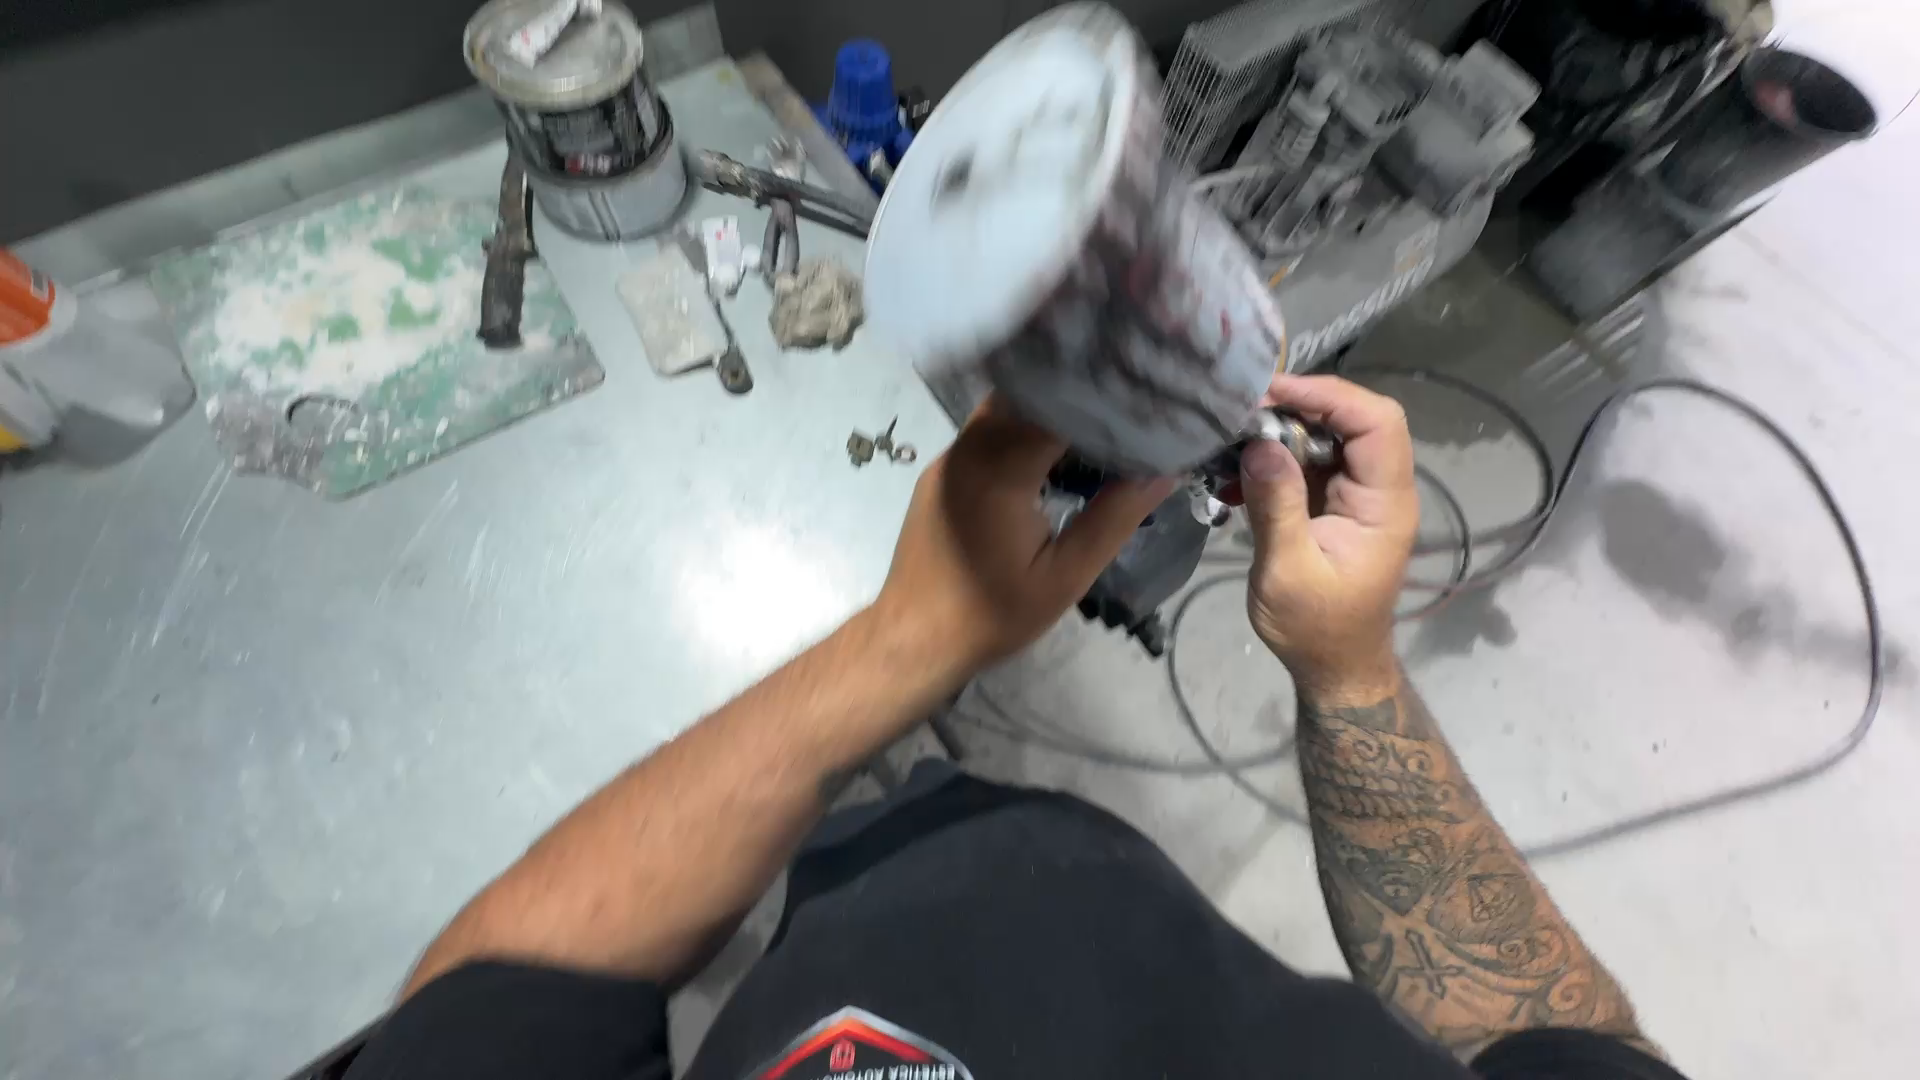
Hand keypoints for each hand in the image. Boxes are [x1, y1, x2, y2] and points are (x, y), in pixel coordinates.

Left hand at [871, 398, 1176, 683]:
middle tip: (1125, 406)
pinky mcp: (940, 474)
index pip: (1056, 403)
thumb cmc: (991, 614)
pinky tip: (1050, 456)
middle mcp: (967, 450)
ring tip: (1094, 428)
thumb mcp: (1065, 576)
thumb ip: (1114, 519)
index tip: (1142, 397)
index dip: (1101, 395)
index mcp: (998, 469)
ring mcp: (948, 460)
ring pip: (1003, 410)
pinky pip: (985, 433)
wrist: (915, 639)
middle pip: (1026, 395)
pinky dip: (1021, 430)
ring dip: (1047, 412)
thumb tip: (1165, 471)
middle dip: (1076, 395)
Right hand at [1239, 375, 1417, 702]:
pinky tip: (1235, 477)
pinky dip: (1272, 462)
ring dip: (1279, 435)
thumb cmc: (1316, 627)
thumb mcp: (1288, 570)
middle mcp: (1379, 491)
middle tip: (1241, 415)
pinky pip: (1308, 466)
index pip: (1377, 423)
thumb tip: (1259, 445)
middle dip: (1297, 409)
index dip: (1330, 395)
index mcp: (1384, 504)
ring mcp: (1356, 498)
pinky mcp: (1333, 507)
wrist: (1332, 666)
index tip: (1272, 393)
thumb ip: (1277, 506)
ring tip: (1231, 445)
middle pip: (1352, 422)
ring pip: (1326, 440)